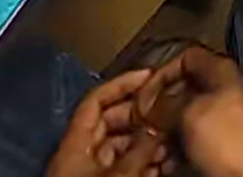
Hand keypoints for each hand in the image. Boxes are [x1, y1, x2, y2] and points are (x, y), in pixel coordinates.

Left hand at [47, 70, 173, 176]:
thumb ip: (140, 148)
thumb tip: (159, 127)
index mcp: (74, 144)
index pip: (96, 99)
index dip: (122, 82)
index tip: (150, 75)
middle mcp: (78, 155)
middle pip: (110, 121)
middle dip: (140, 115)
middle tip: (166, 111)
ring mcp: (86, 176)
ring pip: (118, 146)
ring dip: (143, 141)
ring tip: (168, 139)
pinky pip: (120, 168)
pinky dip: (139, 162)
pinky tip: (161, 164)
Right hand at [136, 46, 242, 176]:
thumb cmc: (226, 137)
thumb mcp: (191, 114)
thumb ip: (165, 104)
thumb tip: (145, 104)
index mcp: (218, 71)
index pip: (186, 57)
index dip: (163, 72)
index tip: (143, 96)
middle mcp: (218, 90)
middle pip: (181, 89)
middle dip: (159, 107)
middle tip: (140, 126)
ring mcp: (217, 119)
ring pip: (181, 119)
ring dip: (163, 133)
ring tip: (150, 148)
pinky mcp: (214, 146)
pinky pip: (187, 143)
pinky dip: (172, 151)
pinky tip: (162, 164)